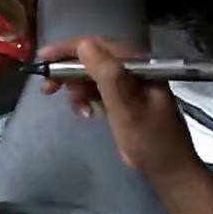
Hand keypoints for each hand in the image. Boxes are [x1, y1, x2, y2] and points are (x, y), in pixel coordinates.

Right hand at [37, 36, 212, 212]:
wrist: (169, 169)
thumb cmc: (151, 140)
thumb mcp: (127, 108)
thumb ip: (108, 76)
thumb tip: (84, 44)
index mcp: (138, 63)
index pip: (97, 45)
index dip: (67, 49)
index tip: (43, 58)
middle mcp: (132, 67)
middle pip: (91, 57)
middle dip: (67, 70)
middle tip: (48, 87)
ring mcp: (127, 81)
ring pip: (90, 73)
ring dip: (76, 87)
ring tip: (77, 108)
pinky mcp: (122, 95)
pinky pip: (95, 88)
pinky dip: (85, 97)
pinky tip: (86, 112)